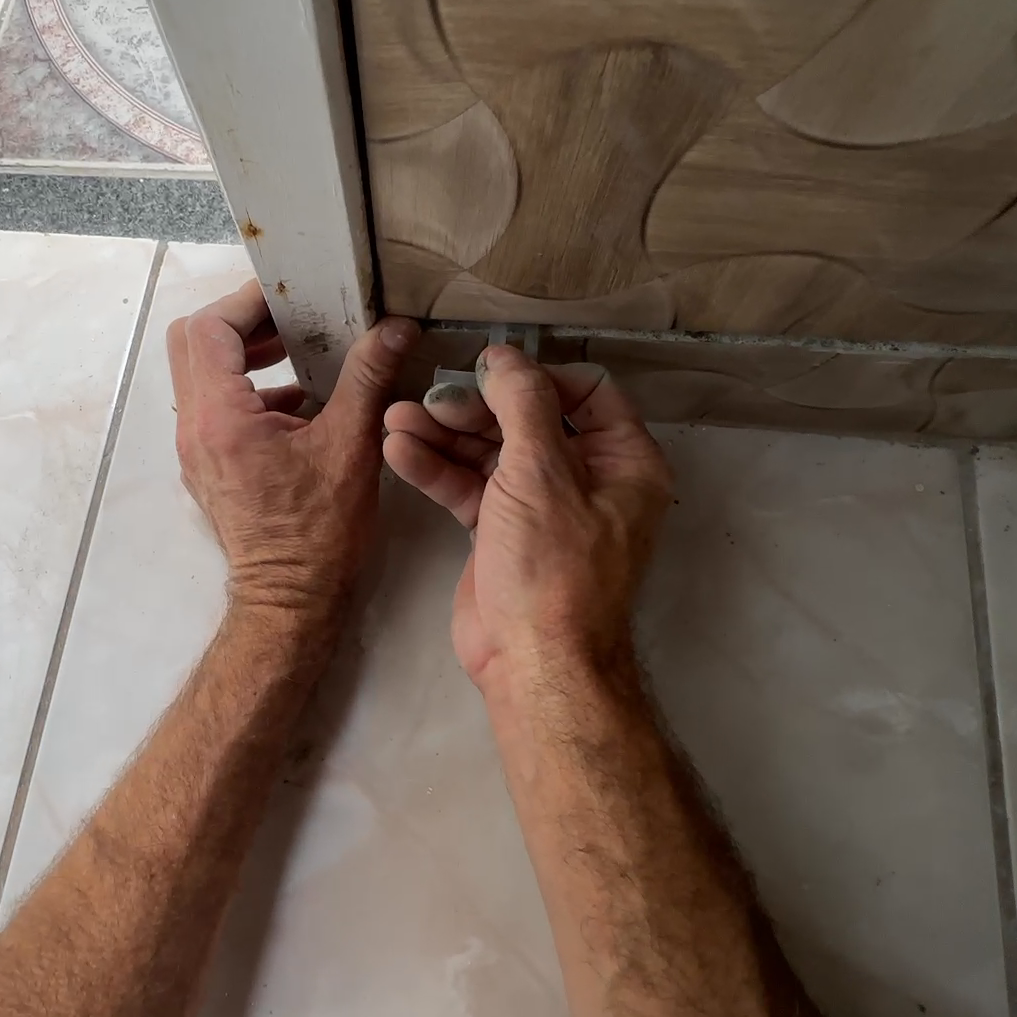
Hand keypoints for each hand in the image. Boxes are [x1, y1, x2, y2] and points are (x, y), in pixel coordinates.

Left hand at [168, 282, 418, 613]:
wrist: (290, 599)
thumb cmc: (319, 531)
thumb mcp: (350, 447)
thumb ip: (367, 377)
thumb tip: (395, 327)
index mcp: (219, 418)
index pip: (209, 329)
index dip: (248, 302)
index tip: (294, 297)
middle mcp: (193, 429)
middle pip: (193, 345)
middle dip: (241, 322)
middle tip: (293, 320)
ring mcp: (196, 450)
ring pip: (201, 376)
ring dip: (244, 355)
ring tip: (300, 352)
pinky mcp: (209, 467)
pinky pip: (215, 408)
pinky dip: (248, 391)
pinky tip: (298, 403)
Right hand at [382, 345, 672, 693]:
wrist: (531, 661)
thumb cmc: (551, 563)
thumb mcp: (541, 473)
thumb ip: (523, 404)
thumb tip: (505, 354)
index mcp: (621, 460)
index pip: (586, 392)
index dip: (536, 377)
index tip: (486, 371)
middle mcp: (584, 477)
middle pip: (526, 420)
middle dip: (474, 409)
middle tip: (427, 402)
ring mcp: (538, 505)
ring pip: (490, 453)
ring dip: (444, 436)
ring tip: (394, 420)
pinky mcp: (499, 530)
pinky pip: (470, 488)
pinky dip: (437, 470)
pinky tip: (399, 452)